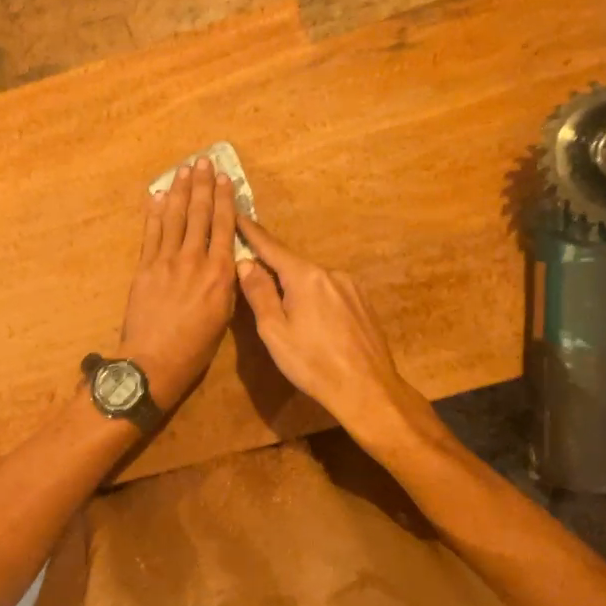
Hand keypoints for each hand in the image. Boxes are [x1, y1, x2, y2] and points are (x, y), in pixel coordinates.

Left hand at [119, 158, 238, 405]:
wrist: (154, 361)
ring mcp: (166, 261)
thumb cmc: (195, 347)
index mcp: (220, 274)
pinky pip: (151, 234)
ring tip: (184, 170)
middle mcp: (195, 260)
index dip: (224, 199)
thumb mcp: (223, 316)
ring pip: (175, 218)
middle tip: (203, 161)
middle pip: (199, 214)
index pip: (223, 227)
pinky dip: (155, 213)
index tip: (225, 178)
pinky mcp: (145, 267)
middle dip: (202, 186)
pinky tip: (158, 196)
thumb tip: (228, 258)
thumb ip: (226, 283)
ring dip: (179, 191)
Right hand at [234, 216, 435, 451]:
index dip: (252, 233)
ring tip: (286, 314)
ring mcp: (350, 288)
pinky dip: (314, 299)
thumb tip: (245, 263)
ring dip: (295, 288)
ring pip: (312, 280)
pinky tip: (313, 323)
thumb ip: (258, 293)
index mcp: (305, 276)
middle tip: (253, 281)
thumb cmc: (312, 363)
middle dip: (272, 269)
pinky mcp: (362, 303)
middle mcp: (330, 273)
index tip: (238, 215)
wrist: (368, 390)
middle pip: (292, 265)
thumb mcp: (274, 331)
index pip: (272, 247)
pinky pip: (329, 292)